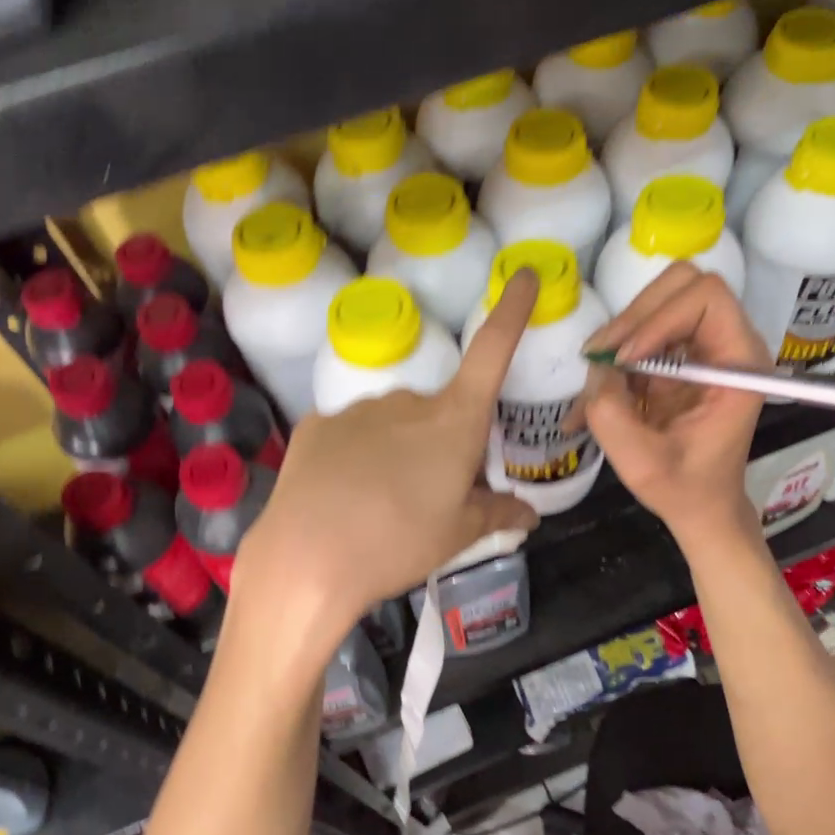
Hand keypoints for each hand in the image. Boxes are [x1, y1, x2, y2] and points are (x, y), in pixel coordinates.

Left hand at [234, 271, 542, 628]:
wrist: (307, 558)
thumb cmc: (398, 545)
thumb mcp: (458, 536)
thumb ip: (496, 514)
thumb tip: (528, 513)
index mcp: (453, 421)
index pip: (492, 352)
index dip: (512, 311)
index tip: (526, 275)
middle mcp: (407, 401)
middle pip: (438, 411)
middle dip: (441, 444)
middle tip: (430, 498)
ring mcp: (357, 409)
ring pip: (392, 424)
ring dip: (398, 451)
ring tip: (381, 506)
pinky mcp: (316, 424)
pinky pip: (351, 434)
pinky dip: (356, 458)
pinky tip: (343, 497)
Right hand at [582, 263, 765, 550]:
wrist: (700, 508)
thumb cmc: (685, 490)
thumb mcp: (641, 463)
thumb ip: (610, 413)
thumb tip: (596, 371)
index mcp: (739, 362)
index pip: (705, 296)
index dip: (659, 318)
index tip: (627, 361)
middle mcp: (725, 343)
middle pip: (679, 285)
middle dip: (633, 317)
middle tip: (600, 359)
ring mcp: (699, 348)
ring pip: (654, 303)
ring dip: (618, 336)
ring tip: (594, 380)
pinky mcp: (675, 360)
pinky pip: (639, 334)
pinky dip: (612, 357)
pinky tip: (591, 397)